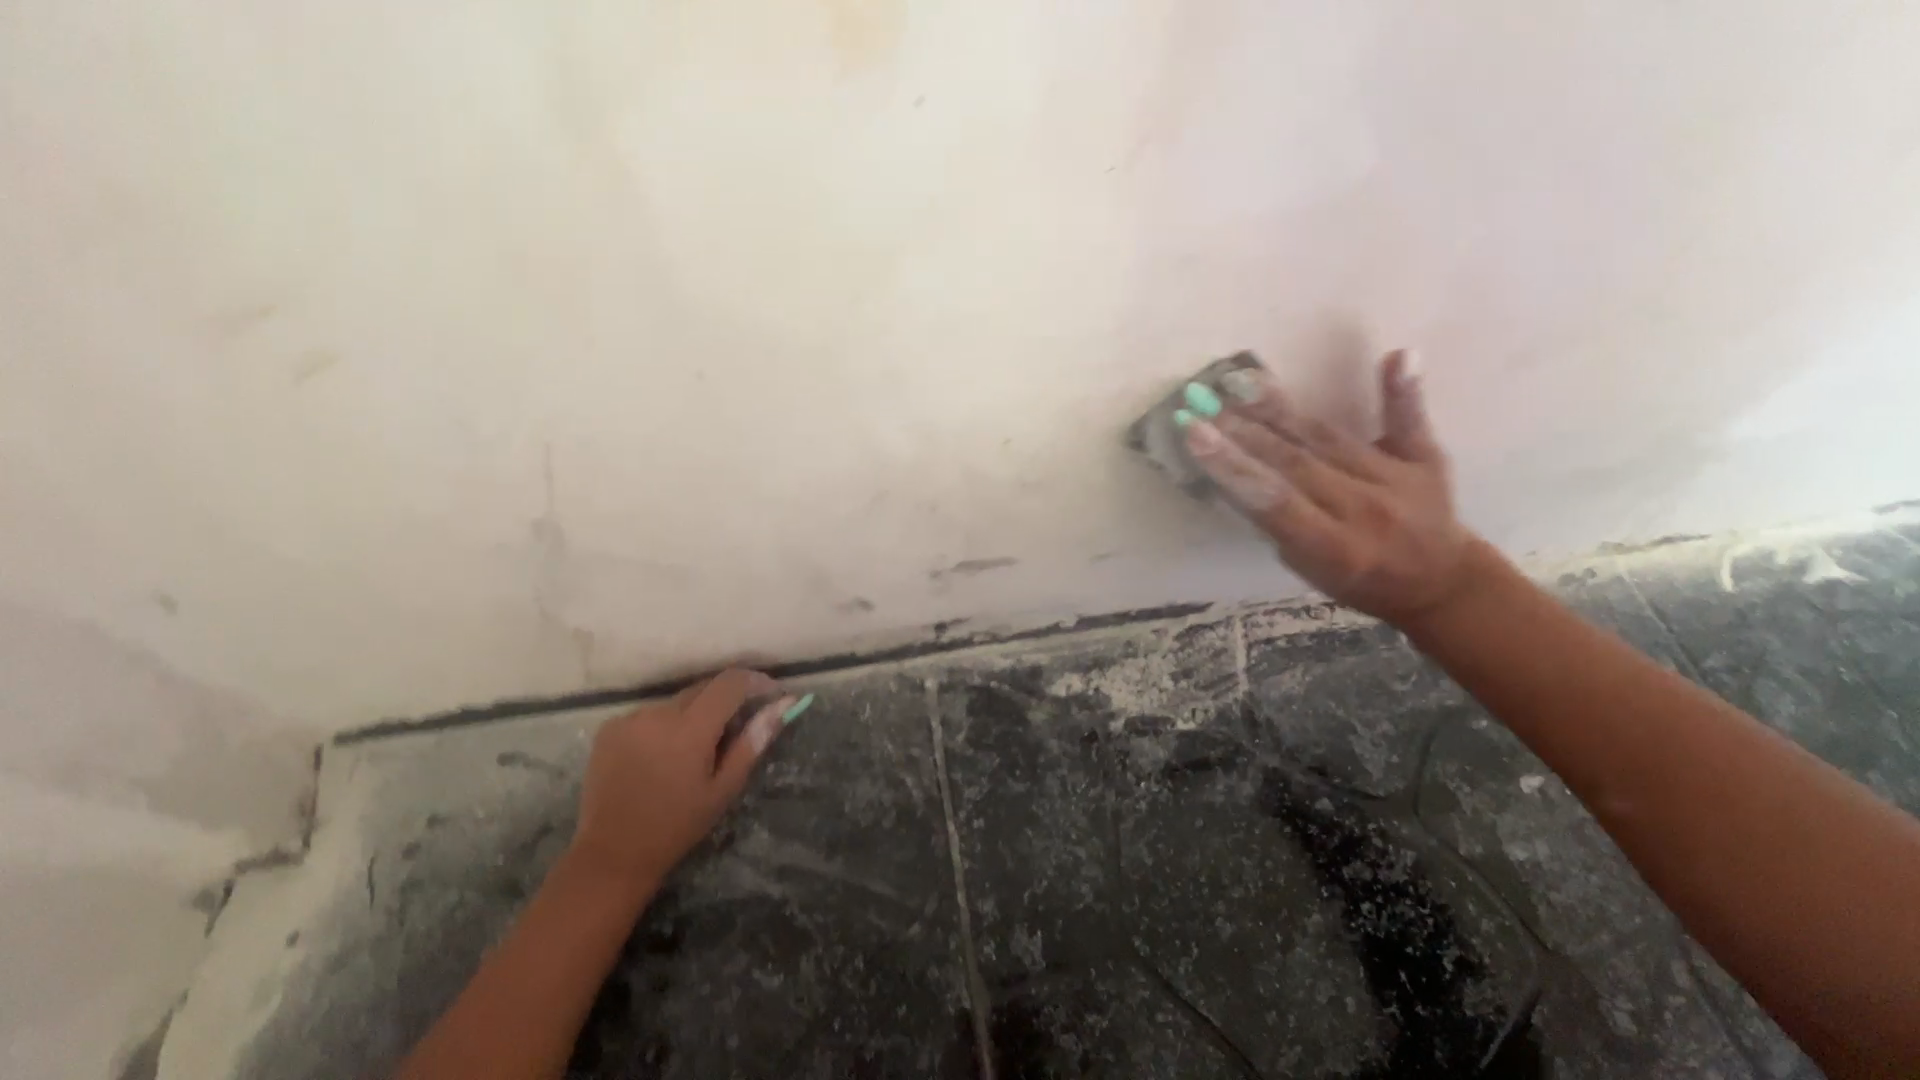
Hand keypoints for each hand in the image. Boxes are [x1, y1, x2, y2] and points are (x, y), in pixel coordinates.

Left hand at [567, 669, 805, 891]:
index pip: (730, 682)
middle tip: (737, 730)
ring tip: (694, 751)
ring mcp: (629, 718)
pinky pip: (649, 715)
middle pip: (702, 688)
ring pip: (676, 703)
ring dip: (693, 715)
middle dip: (725, 701)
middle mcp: (658, 713)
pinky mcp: (609, 728)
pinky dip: (664, 726)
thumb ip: (753, 741)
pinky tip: (662, 756)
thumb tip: (784, 704)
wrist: (613, 853)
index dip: (756, 681)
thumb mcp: (724, 788)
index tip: (772, 693)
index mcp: (690, 729)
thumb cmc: (677, 825)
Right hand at [1179, 349, 1492, 626]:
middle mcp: (1363, 509)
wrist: (1442, 584)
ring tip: (1243, 382)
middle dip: (1243, 430)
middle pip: (1294, 461)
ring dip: (1281, 408)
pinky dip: (1402, 390)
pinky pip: (1410, 421)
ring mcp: (1397, 481)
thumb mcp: (1310, 572)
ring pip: (1328, 437)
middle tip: (1203, 400)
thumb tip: (1236, 478)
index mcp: (1332, 547)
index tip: (1194, 432)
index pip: (1272, 498)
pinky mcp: (1426, 459)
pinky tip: (1398, 355)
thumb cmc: (1360, 582)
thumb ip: (1279, 527)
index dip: (1231, 465)